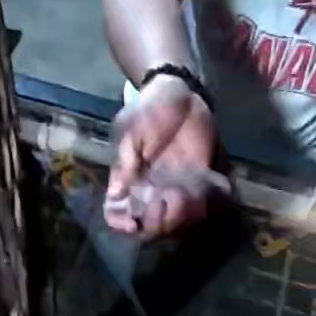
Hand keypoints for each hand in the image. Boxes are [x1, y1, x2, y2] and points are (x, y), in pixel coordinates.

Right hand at [105, 72, 218, 236]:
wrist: (180, 92)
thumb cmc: (149, 109)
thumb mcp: (130, 128)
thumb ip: (126, 158)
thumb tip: (117, 193)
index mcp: (128, 179)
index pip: (117, 211)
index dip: (121, 223)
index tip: (132, 223)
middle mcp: (149, 188)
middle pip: (148, 221)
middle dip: (155, 221)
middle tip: (163, 204)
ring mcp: (173, 186)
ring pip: (173, 216)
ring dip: (178, 215)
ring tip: (181, 197)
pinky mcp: (197, 178)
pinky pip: (197, 201)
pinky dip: (197, 205)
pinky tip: (197, 194)